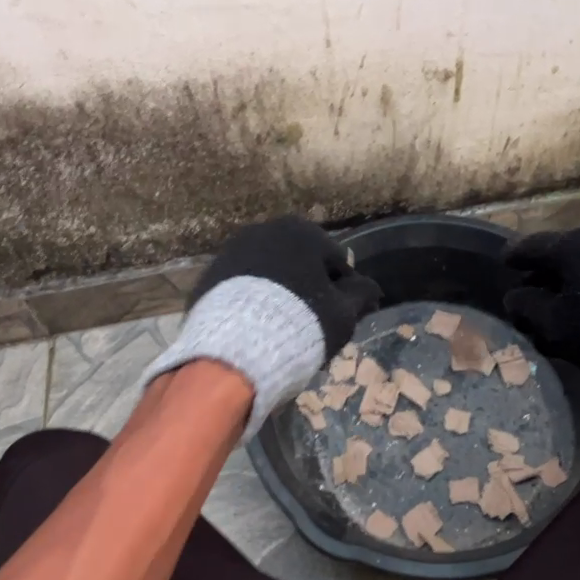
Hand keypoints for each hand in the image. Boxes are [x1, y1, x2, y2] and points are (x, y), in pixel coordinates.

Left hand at [189, 216, 382, 359]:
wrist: (235, 349)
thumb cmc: (299, 323)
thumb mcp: (343, 313)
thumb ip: (361, 295)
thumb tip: (372, 288)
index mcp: (302, 231)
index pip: (335, 260)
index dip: (341, 290)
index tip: (338, 316)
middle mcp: (264, 230)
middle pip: (297, 263)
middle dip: (305, 288)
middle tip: (309, 324)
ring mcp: (231, 252)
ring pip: (267, 274)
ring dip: (276, 294)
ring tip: (280, 330)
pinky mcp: (207, 277)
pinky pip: (239, 289)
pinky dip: (249, 303)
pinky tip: (254, 330)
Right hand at [500, 227, 579, 372]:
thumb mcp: (553, 325)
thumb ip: (527, 307)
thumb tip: (515, 296)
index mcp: (570, 244)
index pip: (531, 246)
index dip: (515, 257)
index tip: (506, 264)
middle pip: (564, 250)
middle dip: (549, 269)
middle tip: (538, 288)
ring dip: (578, 274)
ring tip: (572, 296)